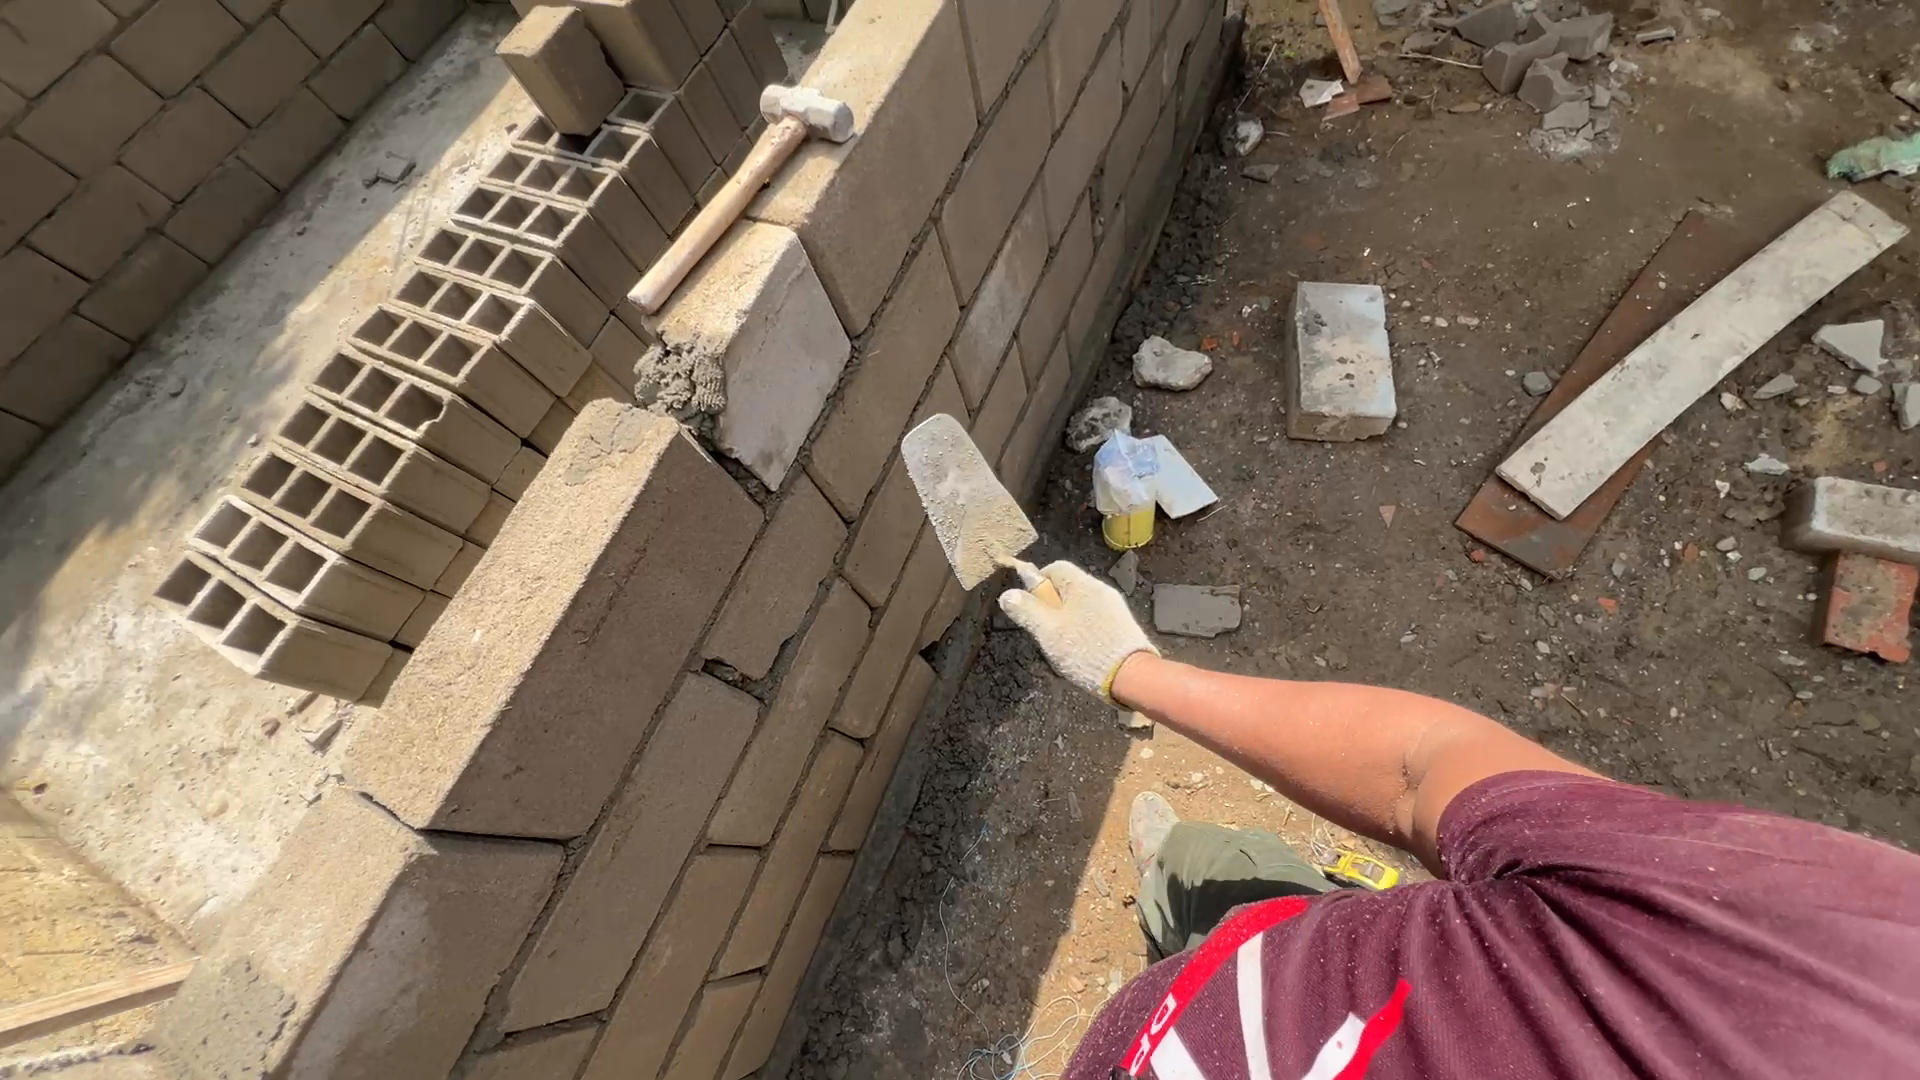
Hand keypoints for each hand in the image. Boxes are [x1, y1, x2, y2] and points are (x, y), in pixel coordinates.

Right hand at [999, 560, 1158, 700]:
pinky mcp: (1121, 627)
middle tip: (1043, 633)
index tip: (1029, 605)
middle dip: (1050, 609)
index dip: (1036, 582)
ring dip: (1064, 624)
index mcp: (1083, 585)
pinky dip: (1081, 633)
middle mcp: (1101, 591)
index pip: (1055, 568)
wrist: (1132, 676)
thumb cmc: (1085, 649)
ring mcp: (1114, 609)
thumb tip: (1007, 595)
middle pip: (1066, 589)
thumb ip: (1026, 610)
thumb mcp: (1048, 631)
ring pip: (1078, 609)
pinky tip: (1079, 655)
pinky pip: (1093, 622)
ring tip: (1061, 650)